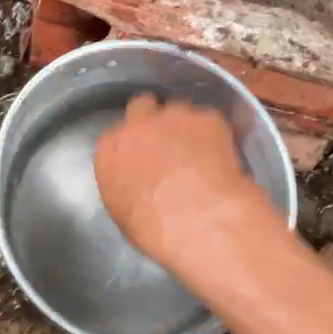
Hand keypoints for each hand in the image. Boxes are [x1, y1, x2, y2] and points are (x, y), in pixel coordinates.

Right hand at [92, 94, 287, 274]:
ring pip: (179, 109)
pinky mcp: (207, 117)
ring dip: (185, 125)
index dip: (131, 143)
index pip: (115, 135)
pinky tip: (221, 155)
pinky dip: (214, 133)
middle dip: (153, 118)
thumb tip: (136, 182)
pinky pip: (209, 120)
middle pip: (142, 105)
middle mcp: (138, 123)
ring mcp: (175, 115)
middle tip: (168, 140)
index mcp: (110, 148)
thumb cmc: (153, 227)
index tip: (141, 155)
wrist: (198, 217)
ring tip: (200, 151)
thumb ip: (124, 184)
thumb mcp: (123, 212)